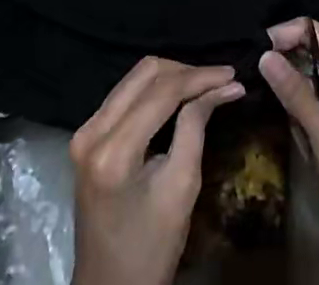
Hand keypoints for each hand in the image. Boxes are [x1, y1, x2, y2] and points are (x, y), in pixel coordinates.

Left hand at [71, 58, 243, 284]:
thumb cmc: (151, 247)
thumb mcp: (182, 186)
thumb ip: (196, 127)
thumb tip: (225, 86)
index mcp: (112, 150)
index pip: (162, 91)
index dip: (201, 77)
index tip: (233, 74)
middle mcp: (91, 131)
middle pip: (145, 73)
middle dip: (187, 71)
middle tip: (221, 81)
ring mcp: (84, 133)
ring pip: (134, 79)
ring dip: (172, 77)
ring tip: (206, 86)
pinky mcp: (87, 137)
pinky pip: (125, 95)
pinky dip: (156, 90)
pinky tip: (181, 98)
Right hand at [259, 20, 318, 284]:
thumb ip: (295, 94)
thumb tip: (264, 55)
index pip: (314, 30)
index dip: (282, 35)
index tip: (250, 51)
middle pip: (313, 48)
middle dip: (284, 59)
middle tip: (247, 72)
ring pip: (313, 74)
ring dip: (292, 86)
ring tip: (258, 90)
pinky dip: (302, 105)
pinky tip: (286, 115)